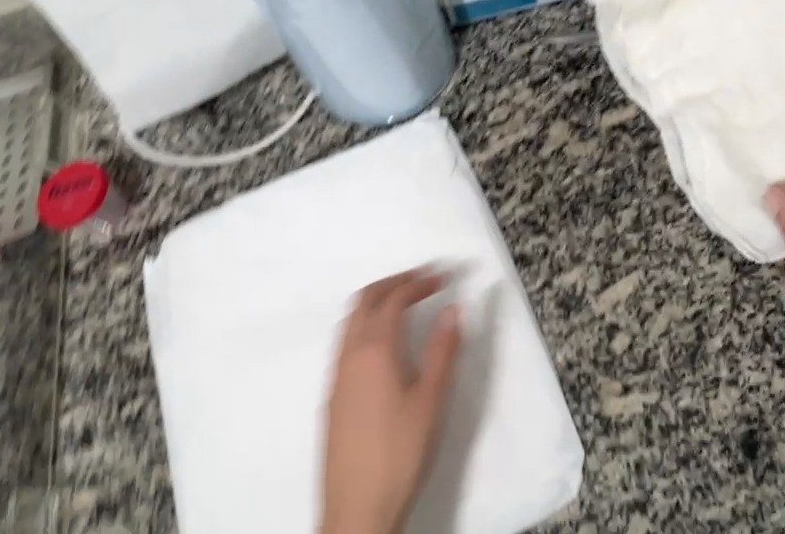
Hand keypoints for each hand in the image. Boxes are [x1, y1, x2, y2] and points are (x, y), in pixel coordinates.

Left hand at [321, 268, 462, 533]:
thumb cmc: (400, 453)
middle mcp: (349, 355)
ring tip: (404, 303)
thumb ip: (442, 351)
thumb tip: (452, 308)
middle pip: (364, 301)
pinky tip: (383, 345)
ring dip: (375, 301)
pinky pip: (344, 342)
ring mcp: (335, 376)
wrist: (355, 509)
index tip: (443, 275)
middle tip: (422, 278)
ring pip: (350, 321)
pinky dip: (364, 324)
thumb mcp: (431, 401)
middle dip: (393, 282)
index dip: (419, 281)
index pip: (394, 299)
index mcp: (374, 350)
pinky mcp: (331, 396)